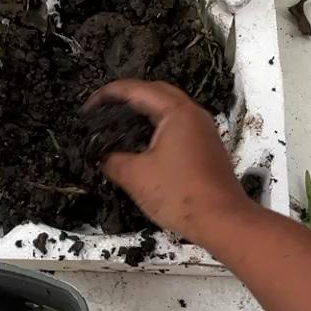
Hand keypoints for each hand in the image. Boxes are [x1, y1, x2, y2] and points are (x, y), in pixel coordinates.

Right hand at [86, 80, 255, 242]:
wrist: (222, 221)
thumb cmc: (180, 194)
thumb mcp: (135, 176)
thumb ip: (112, 160)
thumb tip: (101, 157)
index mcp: (176, 112)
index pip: (136, 89)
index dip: (107, 94)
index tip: (88, 108)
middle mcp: (192, 113)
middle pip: (155, 91)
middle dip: (126, 97)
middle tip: (102, 110)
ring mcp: (202, 129)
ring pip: (167, 108)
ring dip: (142, 111)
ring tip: (117, 124)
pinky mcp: (205, 146)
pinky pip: (176, 124)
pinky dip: (155, 126)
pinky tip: (141, 143)